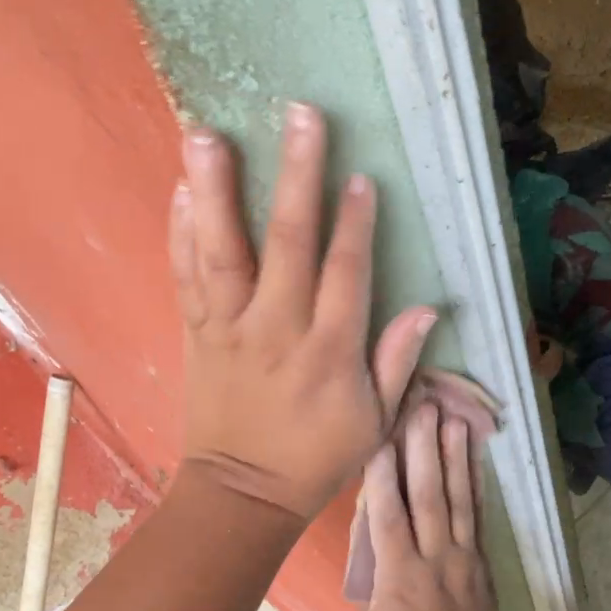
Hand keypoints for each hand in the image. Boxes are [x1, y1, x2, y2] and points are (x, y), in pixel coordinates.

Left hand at [170, 106, 435, 518]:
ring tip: (207, 134)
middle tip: (300, 116)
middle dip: (296, 177)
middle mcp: (278, 330)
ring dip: (216, 190)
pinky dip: (182, 233)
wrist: (243, 493)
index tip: (360, 178)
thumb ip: (397, 362)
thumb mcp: (375, 421)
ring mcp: (231, 329)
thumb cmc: (318, 458)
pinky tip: (181, 190)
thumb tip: (428, 310)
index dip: (355, 225)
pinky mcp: (198, 334)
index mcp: (329, 353)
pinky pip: (188, 277)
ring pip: (223, 250)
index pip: (346, 275)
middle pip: (287, 243)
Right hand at [360, 405, 506, 610]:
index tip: (379, 429)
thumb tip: (371, 529)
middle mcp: (435, 560)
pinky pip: (479, 519)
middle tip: (421, 404)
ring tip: (453, 418)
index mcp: (399, 578)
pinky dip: (477, 487)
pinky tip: (474, 462)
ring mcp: (465, 560)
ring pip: (459, 500)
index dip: (383, 470)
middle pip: (429, 495)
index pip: (388, 513)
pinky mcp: (482, 565)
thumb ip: (372, 575)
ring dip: (455, 457)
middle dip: (423, 448)